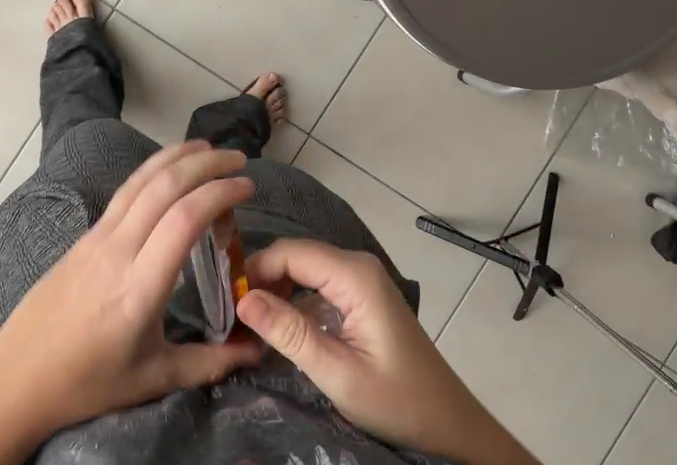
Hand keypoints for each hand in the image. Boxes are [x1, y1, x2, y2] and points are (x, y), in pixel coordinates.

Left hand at [0, 142, 265, 440]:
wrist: (17, 376)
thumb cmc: (86, 383)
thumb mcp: (153, 378)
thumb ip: (209, 362)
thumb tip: (258, 351)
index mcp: (139, 288)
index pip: (184, 219)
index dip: (219, 194)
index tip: (247, 187)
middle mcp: (118, 251)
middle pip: (164, 187)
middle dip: (205, 164)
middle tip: (238, 159)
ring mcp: (97, 238)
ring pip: (140, 181)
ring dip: (176, 156)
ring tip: (208, 147)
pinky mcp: (84, 236)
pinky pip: (124, 193)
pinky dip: (152, 170)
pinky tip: (168, 168)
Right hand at [237, 239, 534, 464]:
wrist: (449, 424)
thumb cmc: (397, 400)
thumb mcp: (338, 373)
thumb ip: (289, 333)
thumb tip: (242, 299)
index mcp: (355, 276)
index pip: (289, 252)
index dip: (254, 272)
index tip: (227, 304)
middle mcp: (356, 266)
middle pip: (294, 257)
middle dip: (260, 282)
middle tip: (233, 318)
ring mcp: (360, 280)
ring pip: (302, 270)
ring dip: (274, 292)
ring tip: (248, 325)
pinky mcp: (359, 297)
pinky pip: (316, 285)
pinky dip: (292, 302)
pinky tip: (276, 328)